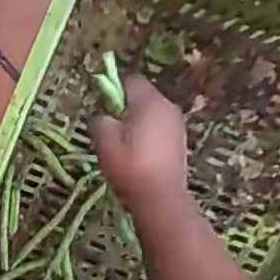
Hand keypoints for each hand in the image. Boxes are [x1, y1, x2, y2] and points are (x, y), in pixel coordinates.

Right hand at [93, 75, 189, 217]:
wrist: (161, 198)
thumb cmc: (130, 167)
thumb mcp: (105, 142)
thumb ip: (99, 120)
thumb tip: (101, 114)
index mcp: (149, 101)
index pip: (130, 80)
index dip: (113, 90)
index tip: (102, 111)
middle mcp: (168, 106)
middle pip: (142, 97)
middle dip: (125, 109)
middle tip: (110, 132)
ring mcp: (177, 124)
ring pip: (151, 114)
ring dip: (136, 124)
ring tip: (124, 147)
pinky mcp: (180, 141)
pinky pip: (159, 129)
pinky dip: (148, 136)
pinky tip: (139, 157)